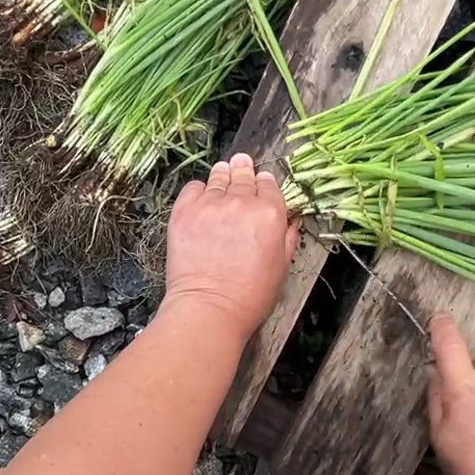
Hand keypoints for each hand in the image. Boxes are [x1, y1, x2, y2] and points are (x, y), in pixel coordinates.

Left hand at [161, 153, 297, 336]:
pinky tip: (201, 196)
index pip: (269, 184)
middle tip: (241, 165)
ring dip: (222, 175)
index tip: (260, 184)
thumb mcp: (281, 268)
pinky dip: (198, 189)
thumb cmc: (249, 298)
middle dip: (244, 171)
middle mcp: (241, 202)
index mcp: (270, 214)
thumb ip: (287, 238)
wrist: (209, 309)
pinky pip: (192, 188)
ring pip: (218, 177)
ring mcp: (210, 205)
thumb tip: (290, 221)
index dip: (264, 184)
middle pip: (243, 175)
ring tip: (222, 174)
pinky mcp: (184, 212)